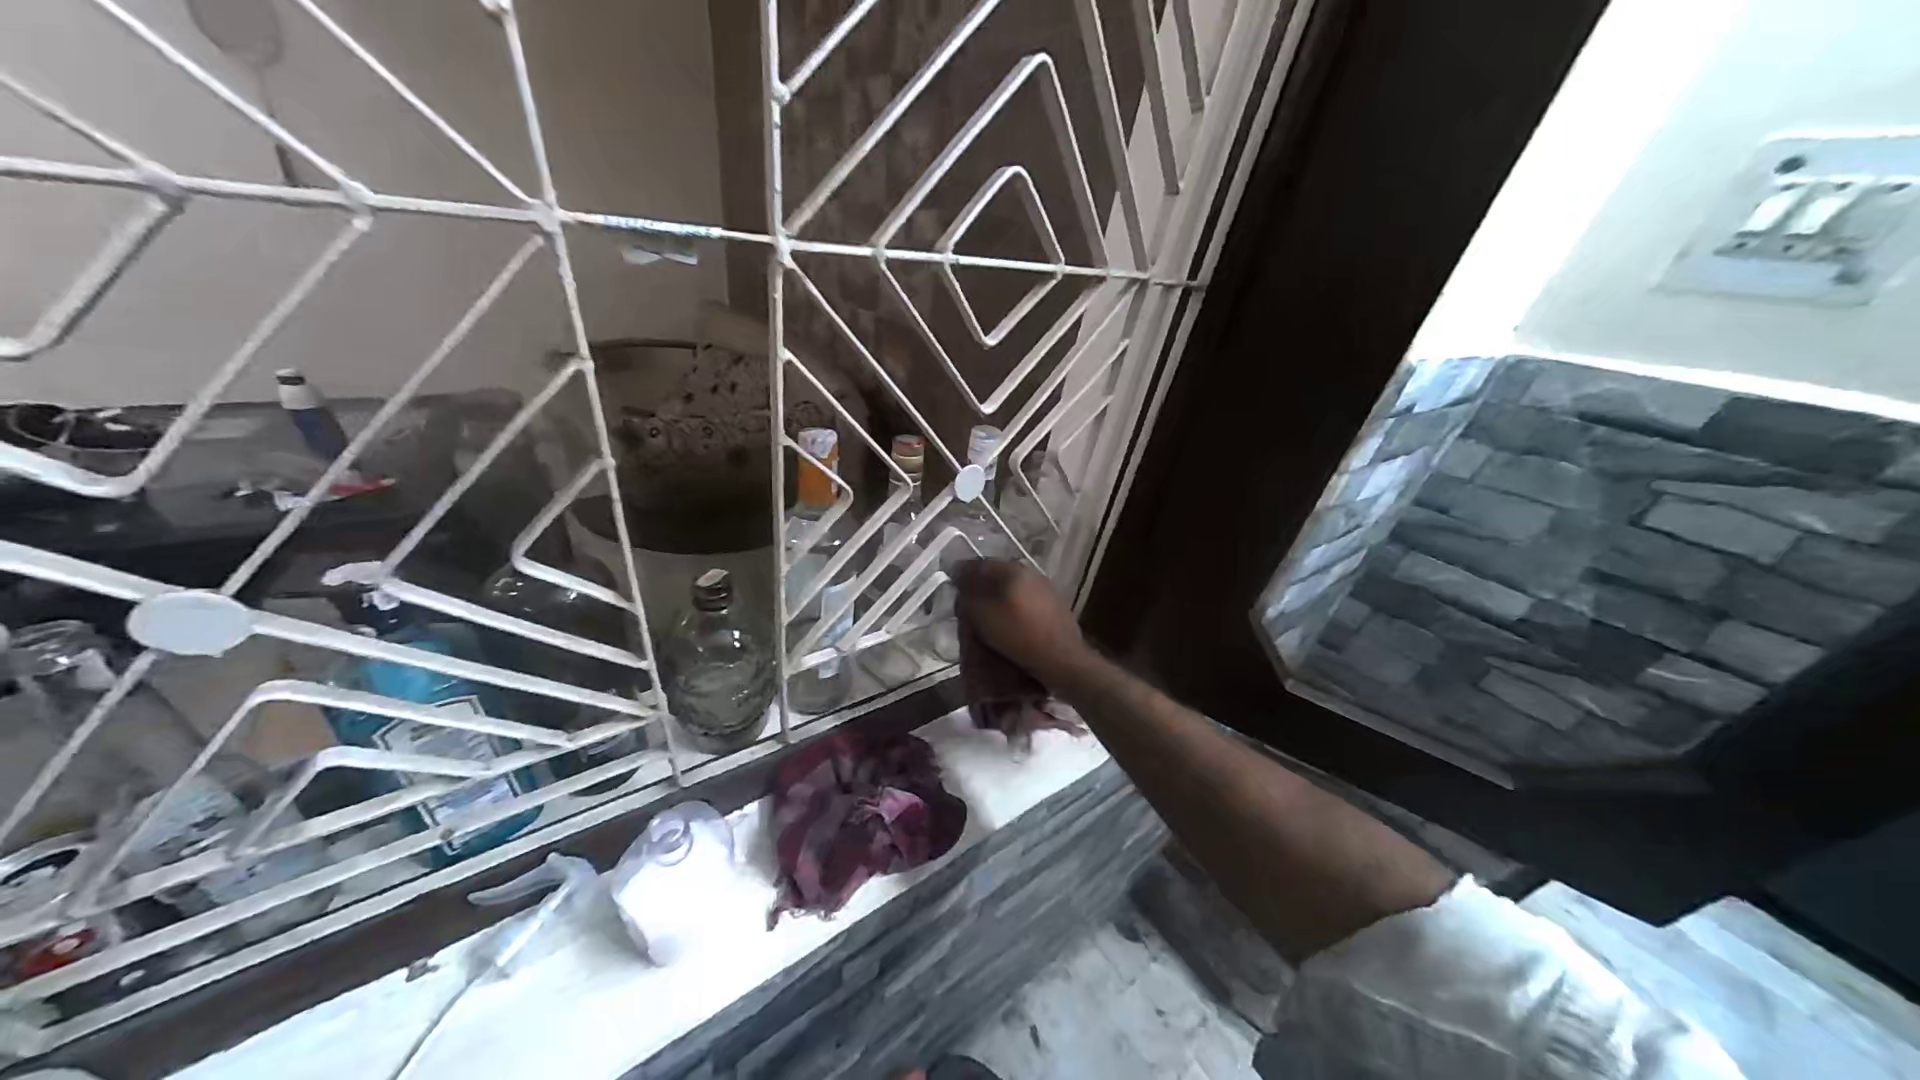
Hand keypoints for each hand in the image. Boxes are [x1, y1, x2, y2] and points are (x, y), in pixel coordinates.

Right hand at [950, 558, 1093, 688]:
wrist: (1061, 659)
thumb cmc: (1018, 635)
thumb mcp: (983, 617)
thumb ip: (968, 596)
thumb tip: (961, 583)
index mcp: (1013, 569)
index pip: (979, 564)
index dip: (961, 574)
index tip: (951, 586)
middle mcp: (1031, 572)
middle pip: (998, 573)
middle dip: (980, 584)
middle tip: (967, 601)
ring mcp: (1046, 587)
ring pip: (1013, 586)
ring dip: (998, 595)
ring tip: (986, 612)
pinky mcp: (1055, 605)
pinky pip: (1026, 599)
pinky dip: (1013, 605)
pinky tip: (1009, 620)